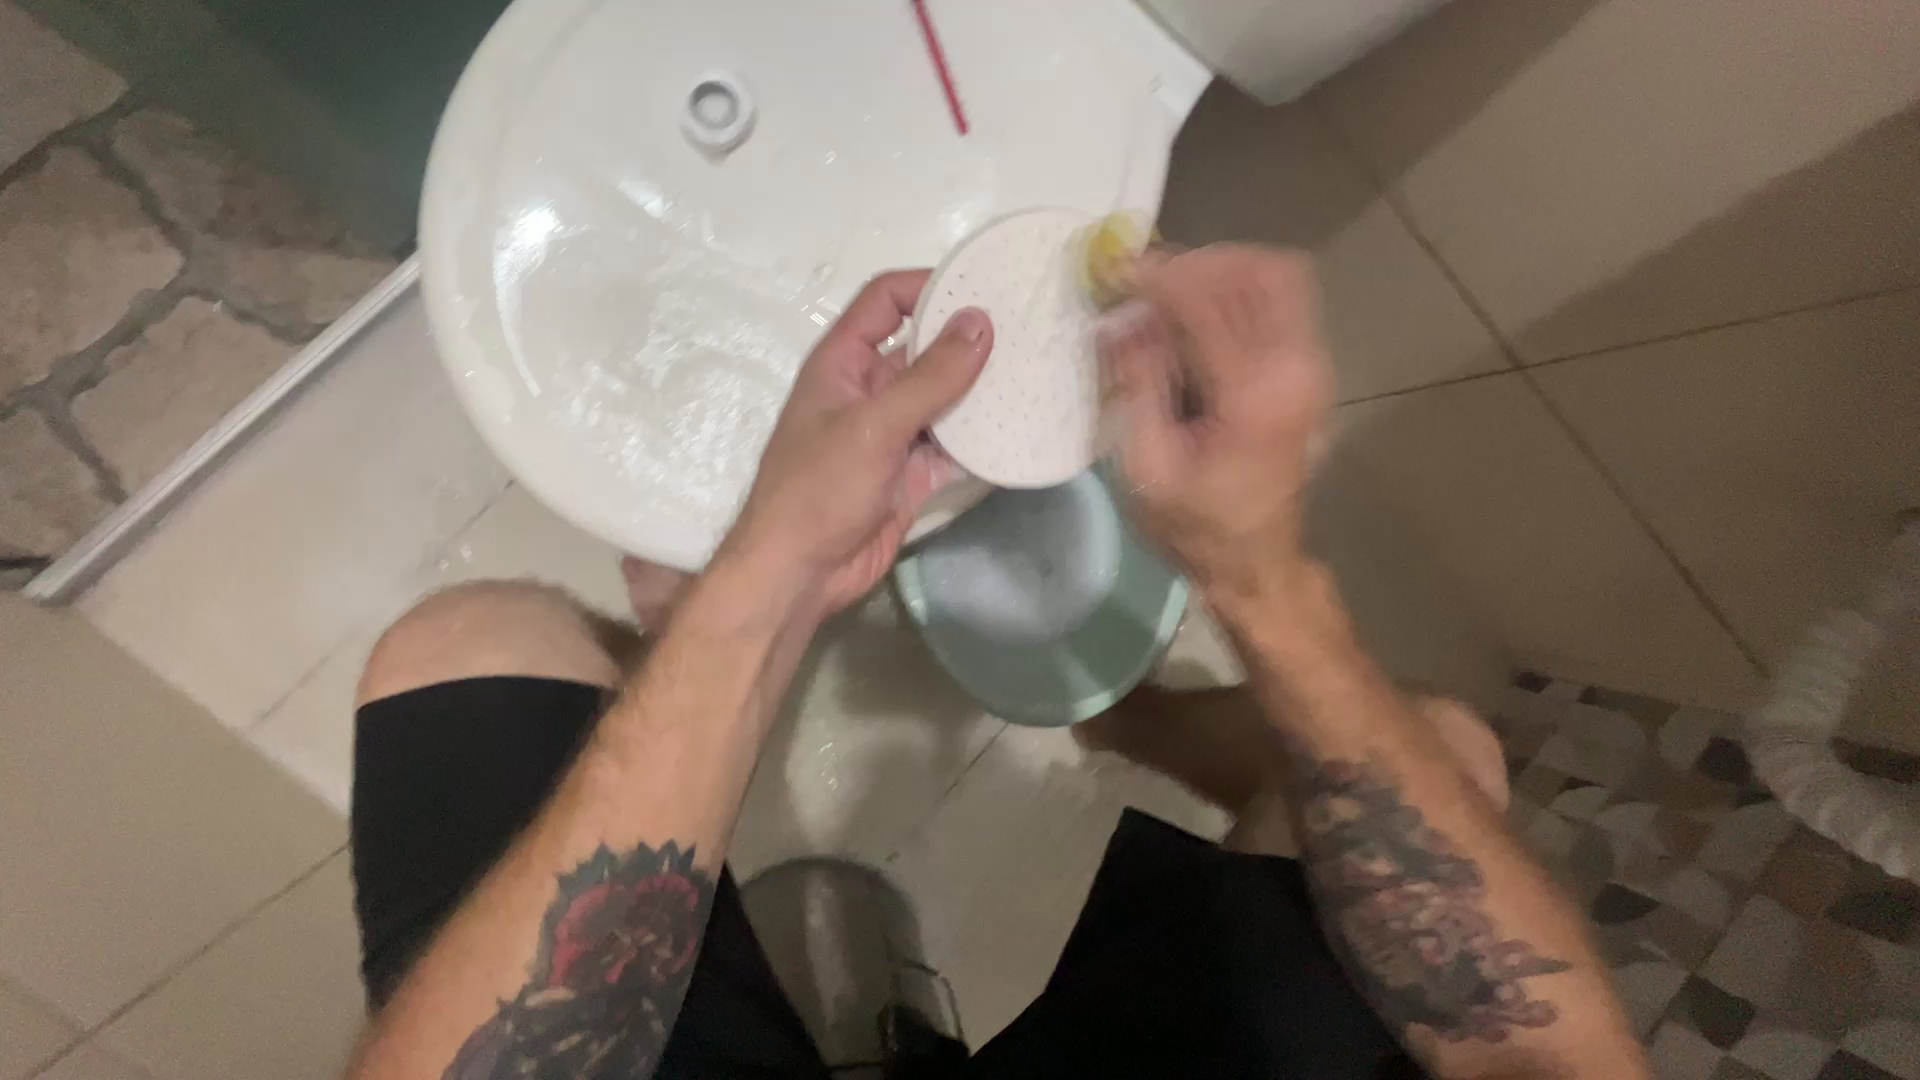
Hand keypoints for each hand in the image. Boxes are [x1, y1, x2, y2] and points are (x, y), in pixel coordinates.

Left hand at [718, 269, 992, 620]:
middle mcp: (868, 391)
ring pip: (941, 400)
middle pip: (921, 349)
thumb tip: (979, 322)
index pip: (884, 301)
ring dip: (978, 392)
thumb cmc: (820, 490)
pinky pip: (950, 446)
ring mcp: (891, 434)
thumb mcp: (874, 426)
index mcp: (843, 363)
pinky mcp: (909, 474)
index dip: (927, 285)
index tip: (982, 287)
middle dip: (966, 340)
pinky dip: (978, 441)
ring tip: (1032, 374)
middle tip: (1025, 330)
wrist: (800, 573)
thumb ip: (929, 377)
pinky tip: (1016, 431)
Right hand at [1100, 246, 1332, 604]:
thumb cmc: (1193, 526)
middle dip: (1197, 264)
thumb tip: (1121, 319)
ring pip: (1277, 278)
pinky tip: (1197, 313)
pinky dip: (1237, 291)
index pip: (1208, 304)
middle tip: (1145, 281)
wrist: (1254, 563)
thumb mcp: (1146, 466)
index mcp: (1254, 396)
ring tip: (1167, 292)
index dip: (1158, 278)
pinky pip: (1281, 302)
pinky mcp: (1310, 371)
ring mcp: (1313, 367)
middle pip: (1260, 271)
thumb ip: (1136, 384)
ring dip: (1220, 272)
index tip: (1115, 270)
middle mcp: (1298, 369)